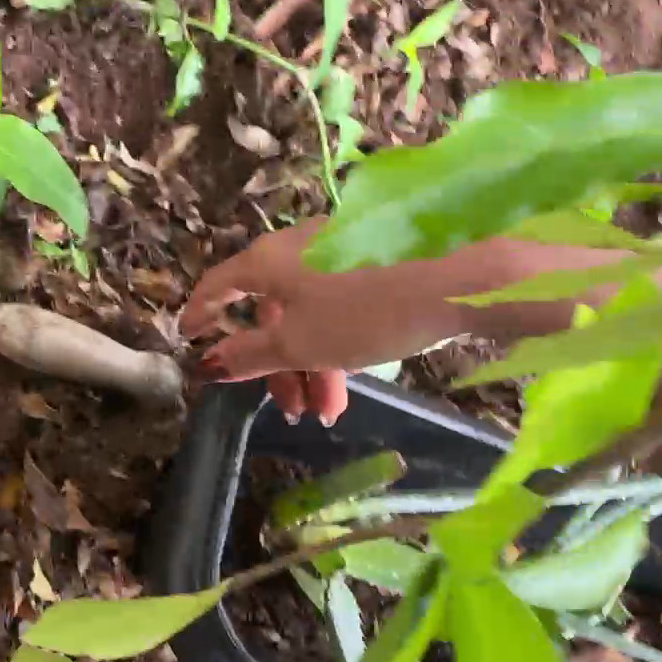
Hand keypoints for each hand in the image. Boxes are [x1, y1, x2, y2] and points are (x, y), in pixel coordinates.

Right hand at [179, 221, 541, 423]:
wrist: (473, 272)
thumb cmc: (368, 309)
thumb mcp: (299, 344)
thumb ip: (248, 355)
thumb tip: (206, 365)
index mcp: (267, 261)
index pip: (218, 286)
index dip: (199, 314)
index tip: (188, 338)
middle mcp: (297, 250)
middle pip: (271, 312)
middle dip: (277, 366)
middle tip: (289, 409)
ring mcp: (342, 253)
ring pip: (310, 315)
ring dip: (312, 365)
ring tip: (329, 410)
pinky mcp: (382, 261)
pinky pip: (342, 307)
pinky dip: (340, 344)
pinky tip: (356, 377)